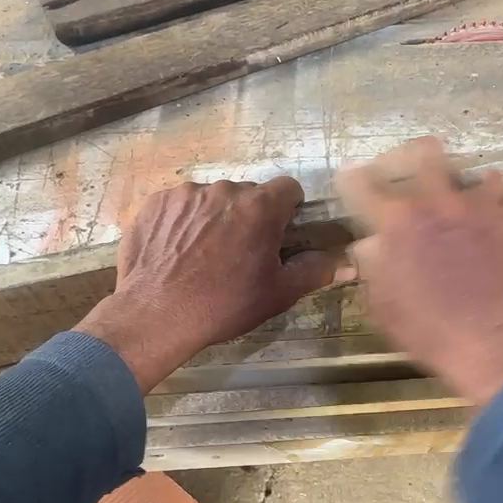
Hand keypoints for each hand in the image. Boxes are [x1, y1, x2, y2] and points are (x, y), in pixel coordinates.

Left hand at [75, 178, 338, 390]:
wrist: (156, 315)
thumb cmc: (225, 304)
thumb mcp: (278, 293)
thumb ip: (315, 271)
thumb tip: (346, 264)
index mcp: (260, 207)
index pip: (288, 188)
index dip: (289, 209)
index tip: (281, 234)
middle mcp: (224, 190)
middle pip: (249, 194)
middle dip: (250, 216)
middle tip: (242, 253)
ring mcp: (185, 193)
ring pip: (213, 198)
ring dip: (217, 218)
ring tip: (206, 254)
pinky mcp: (155, 202)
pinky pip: (181, 204)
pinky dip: (185, 222)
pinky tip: (179, 252)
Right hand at [336, 138, 502, 407]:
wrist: (490, 345)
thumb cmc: (428, 333)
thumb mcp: (383, 307)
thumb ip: (373, 268)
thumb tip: (371, 247)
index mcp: (398, 222)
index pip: (362, 183)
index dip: (354, 180)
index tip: (353, 182)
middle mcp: (438, 203)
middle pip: (426, 152)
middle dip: (418, 158)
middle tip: (419, 173)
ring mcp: (483, 208)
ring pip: (482, 176)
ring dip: (476, 192)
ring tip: (475, 211)